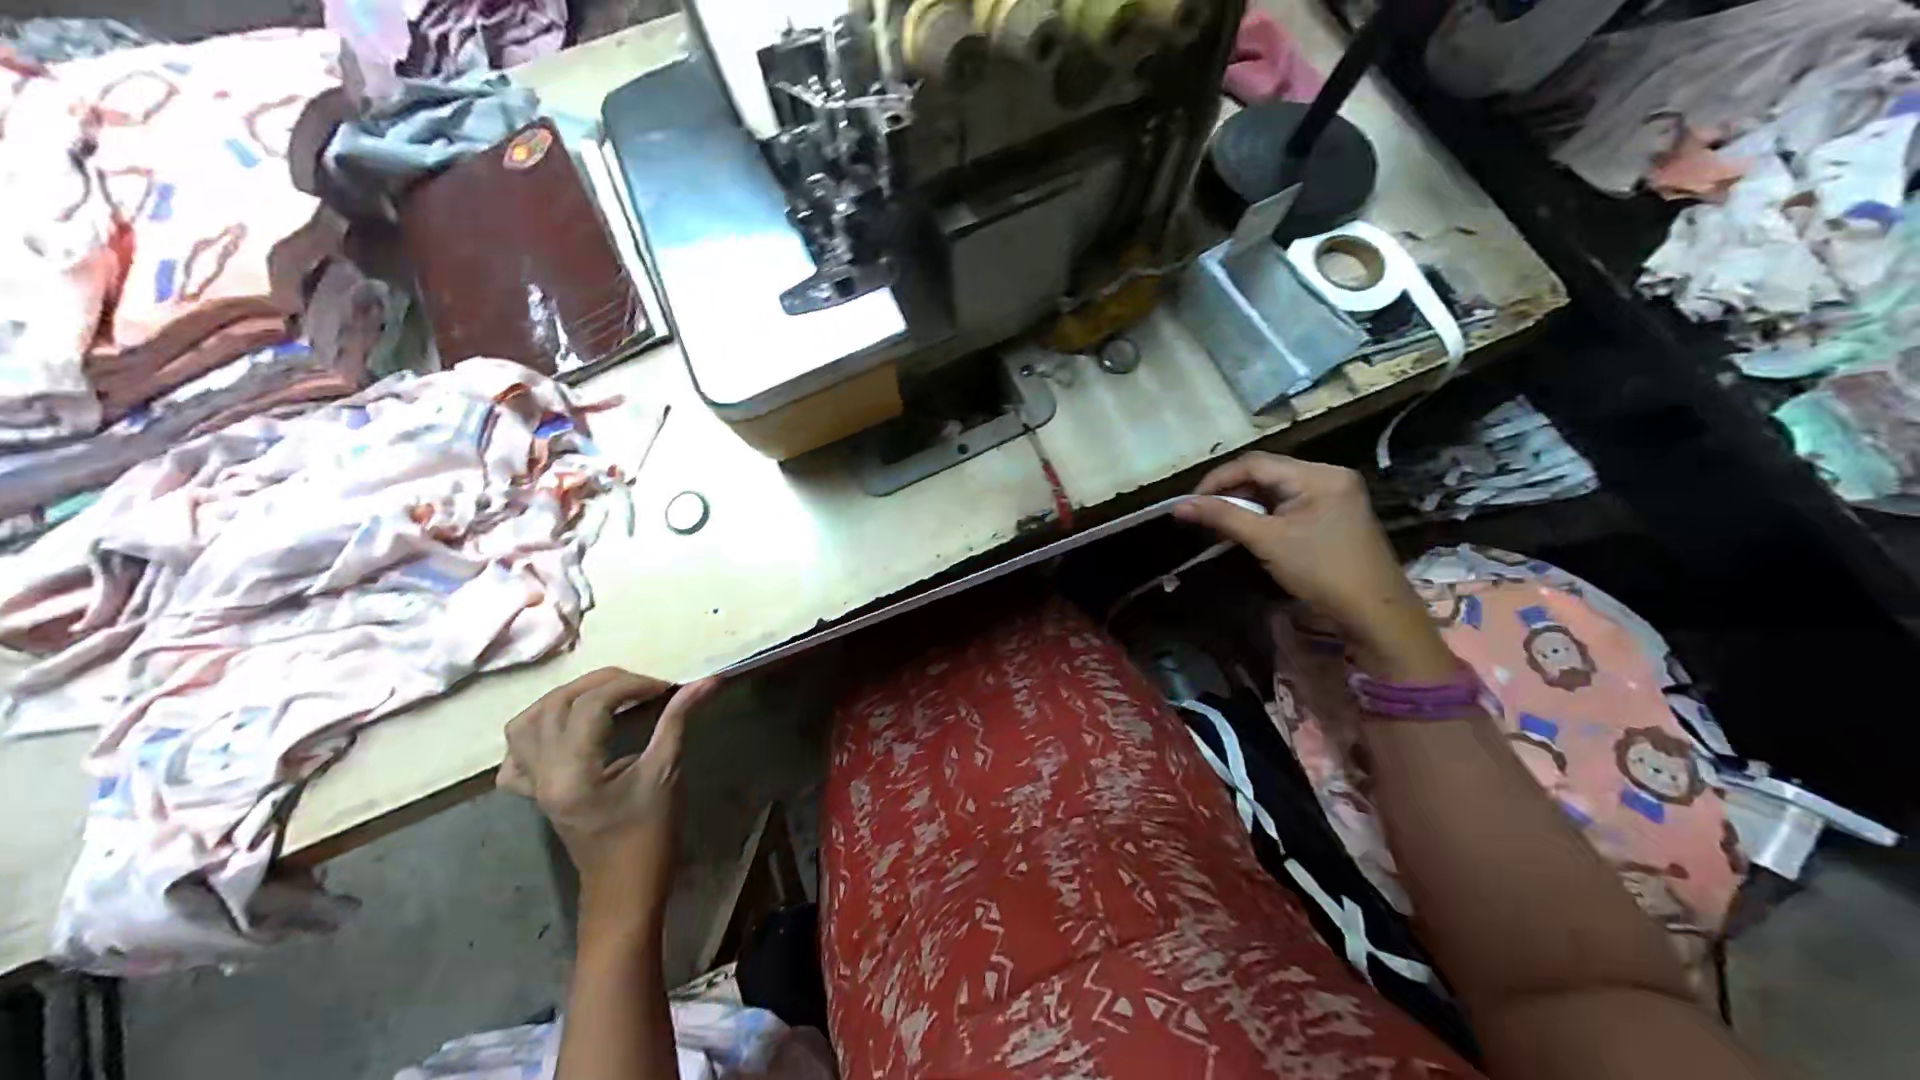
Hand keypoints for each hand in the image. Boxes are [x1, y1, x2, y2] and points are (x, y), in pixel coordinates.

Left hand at [498, 668, 721, 920]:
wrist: (623, 888)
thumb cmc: (649, 836)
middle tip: (641, 684)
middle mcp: (541, 774)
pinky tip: (563, 729)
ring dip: (564, 698)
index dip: (631, 685)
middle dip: (602, 683)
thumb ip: (677, 721)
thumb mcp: (666, 772)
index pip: (592, 706)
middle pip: (557, 704)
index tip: (666, 687)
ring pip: (526, 723)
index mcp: (572, 772)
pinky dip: (535, 732)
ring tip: (603, 695)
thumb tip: (706, 681)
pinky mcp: (533, 793)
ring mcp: (531, 784)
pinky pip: (515, 755)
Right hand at [1174, 453, 1456, 680]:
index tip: (1191, 503)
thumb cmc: (1320, 571)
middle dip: (1231, 492)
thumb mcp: (1266, 541)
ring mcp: (1335, 494)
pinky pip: (1290, 503)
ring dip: (1246, 504)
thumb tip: (1180, 506)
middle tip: (1203, 514)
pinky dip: (1265, 514)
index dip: (1218, 479)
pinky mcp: (1334, 512)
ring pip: (1276, 488)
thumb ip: (1222, 517)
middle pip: (1266, 472)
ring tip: (1221, 524)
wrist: (1374, 612)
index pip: (1255, 463)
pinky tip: (1248, 530)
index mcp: (1318, 475)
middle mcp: (1329, 475)